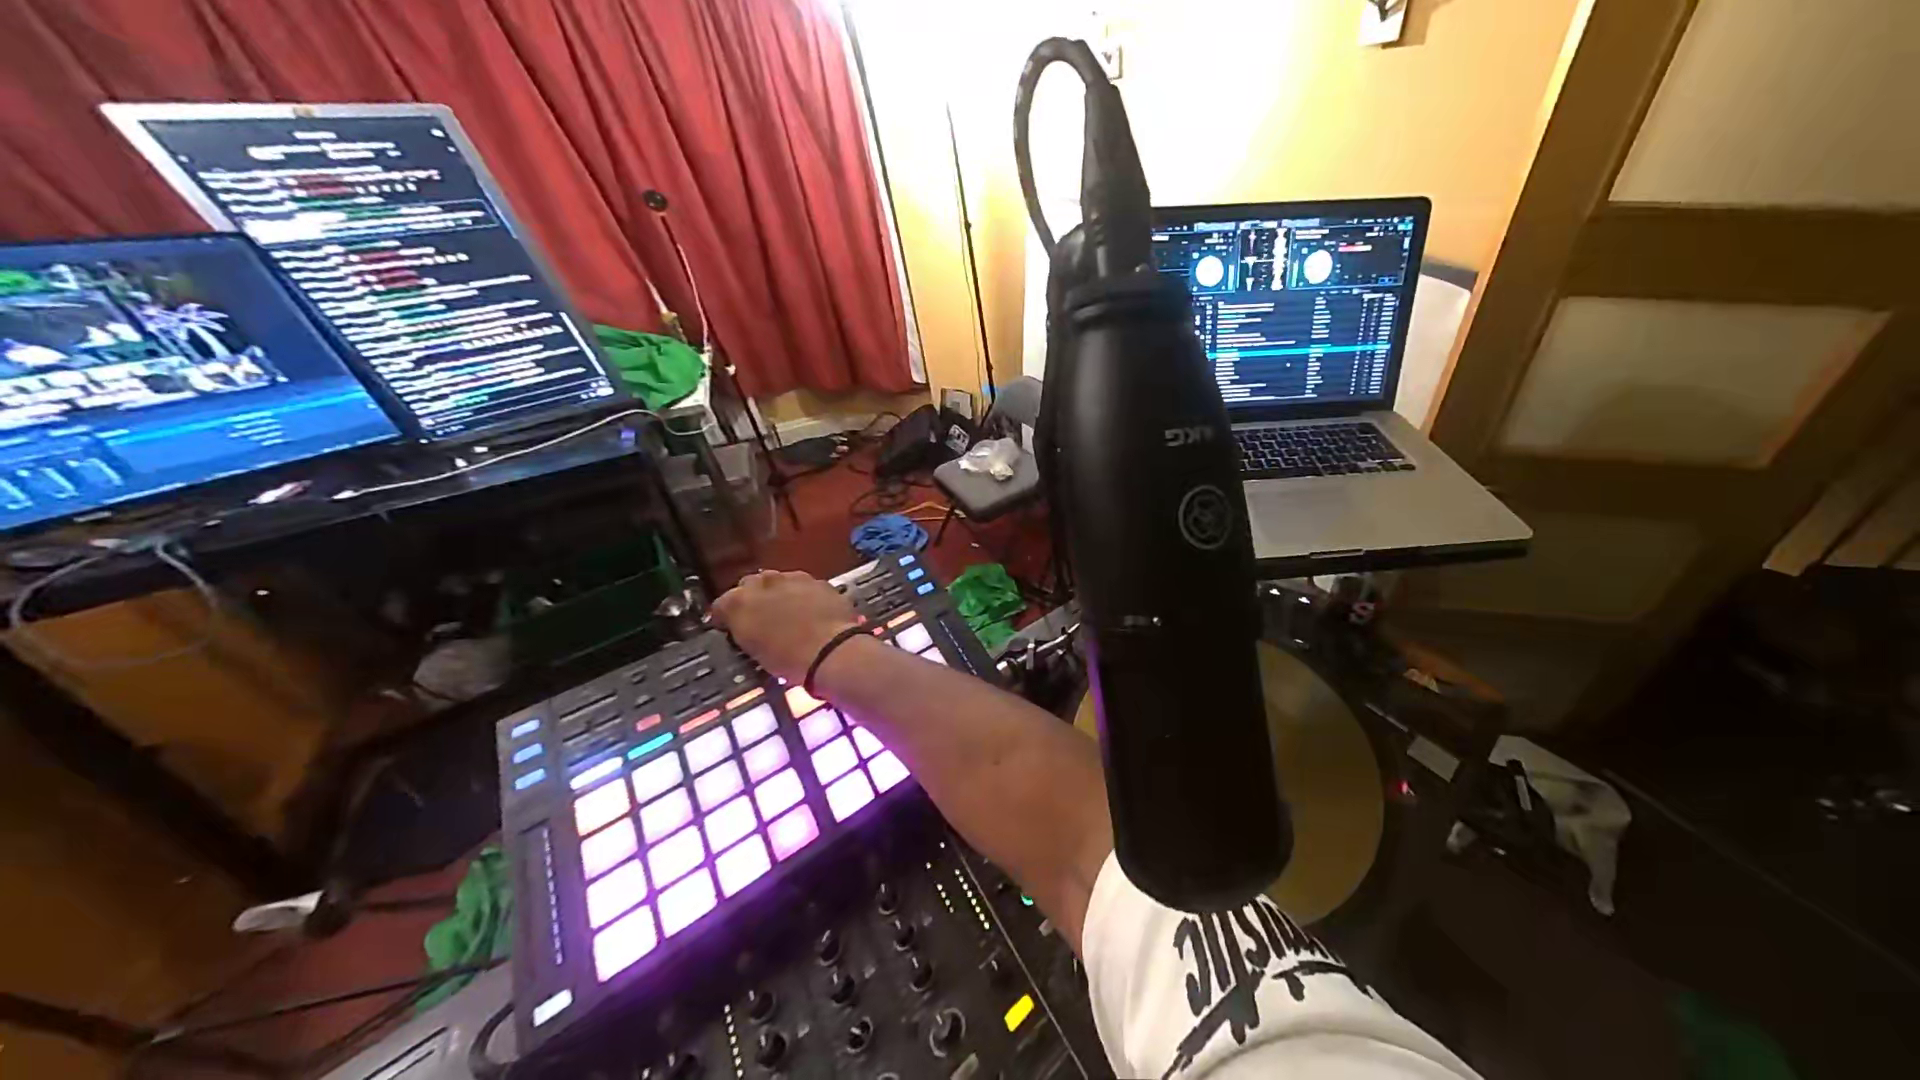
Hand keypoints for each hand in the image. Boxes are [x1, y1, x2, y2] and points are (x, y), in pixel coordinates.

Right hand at [712, 570, 860, 682]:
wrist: (832, 651)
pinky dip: (805, 596)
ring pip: (779, 582)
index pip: (721, 605)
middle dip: (754, 599)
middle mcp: (763, 583)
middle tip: (763, 620)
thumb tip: (744, 629)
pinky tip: (812, 613)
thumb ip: (744, 632)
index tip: (731, 627)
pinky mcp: (818, 581)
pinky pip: (806, 586)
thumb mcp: (754, 652)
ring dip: (780, 595)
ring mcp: (793, 579)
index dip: (726, 618)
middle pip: (750, 586)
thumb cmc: (789, 659)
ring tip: (789, 617)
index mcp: (739, 603)